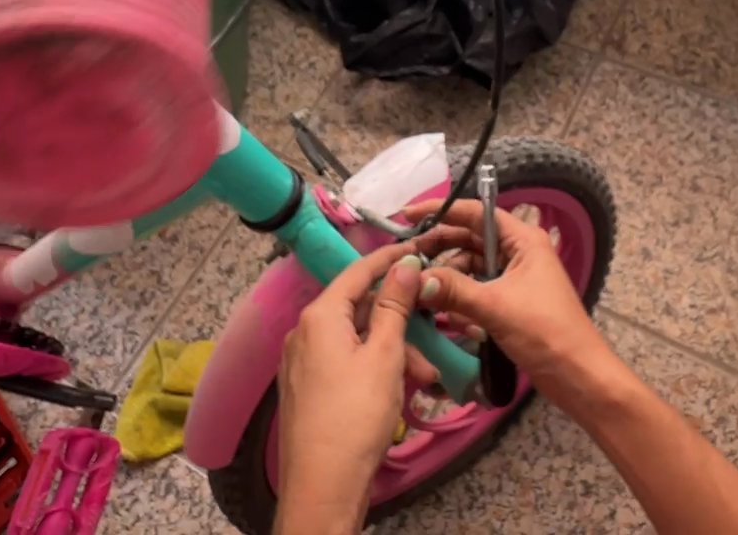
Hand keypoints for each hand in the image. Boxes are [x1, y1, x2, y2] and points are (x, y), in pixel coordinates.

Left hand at [275, 241, 423, 533]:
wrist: (322, 489)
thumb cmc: (356, 415)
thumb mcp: (385, 354)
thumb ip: (394, 305)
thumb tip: (404, 264)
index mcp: (319, 316)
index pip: (359, 271)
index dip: (390, 257)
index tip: (419, 247)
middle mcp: (304, 331)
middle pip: (360, 308)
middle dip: (401, 320)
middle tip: (435, 331)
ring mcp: (303, 361)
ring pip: (357, 338)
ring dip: (393, 349)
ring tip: (426, 376)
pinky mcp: (308, 387)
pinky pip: (346, 360)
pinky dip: (374, 365)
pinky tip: (400, 385)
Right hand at [404, 198, 615, 400]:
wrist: (579, 377)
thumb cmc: (545, 332)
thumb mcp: (495, 307)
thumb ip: (453, 290)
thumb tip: (414, 279)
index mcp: (522, 240)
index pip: (476, 213)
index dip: (441, 211)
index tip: (408, 215)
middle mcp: (518, 252)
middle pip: (470, 239)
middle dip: (439, 248)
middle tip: (406, 258)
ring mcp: (514, 277)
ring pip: (471, 267)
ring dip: (447, 277)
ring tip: (418, 290)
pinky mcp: (510, 301)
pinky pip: (477, 290)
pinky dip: (459, 297)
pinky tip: (439, 312)